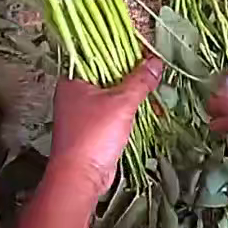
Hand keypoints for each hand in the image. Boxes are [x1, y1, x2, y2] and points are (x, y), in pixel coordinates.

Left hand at [48, 58, 161, 194]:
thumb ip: (140, 81)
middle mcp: (73, 93)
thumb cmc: (94, 135)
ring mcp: (81, 112)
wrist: (80, 176)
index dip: (120, 50)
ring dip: (131, 94)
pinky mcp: (90, 130)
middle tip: (152, 70)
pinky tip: (145, 110)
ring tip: (153, 89)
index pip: (97, 54)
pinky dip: (127, 110)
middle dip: (130, 75)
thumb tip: (155, 62)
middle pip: (105, 75)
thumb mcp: (122, 103)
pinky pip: (112, 112)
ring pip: (110, 95)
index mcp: (73, 79)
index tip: (143, 51)